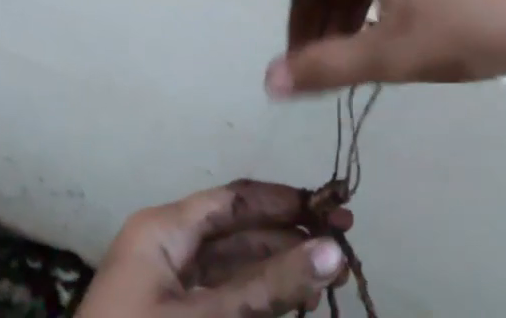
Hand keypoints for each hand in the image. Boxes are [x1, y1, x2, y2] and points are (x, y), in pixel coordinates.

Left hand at [76, 179, 352, 316]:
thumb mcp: (209, 317)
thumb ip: (270, 287)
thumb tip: (334, 251)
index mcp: (163, 230)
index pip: (234, 200)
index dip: (286, 203)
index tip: (335, 213)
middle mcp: (164, 248)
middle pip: (236, 231)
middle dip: (289, 239)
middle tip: (342, 250)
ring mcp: (163, 288)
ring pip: (232, 268)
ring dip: (277, 272)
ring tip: (328, 280)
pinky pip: (219, 298)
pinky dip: (256, 300)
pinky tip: (293, 305)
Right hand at [265, 0, 505, 95]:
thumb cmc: (461, 26)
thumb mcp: (390, 56)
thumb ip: (326, 67)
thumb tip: (269, 79)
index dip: (297, 26)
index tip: (302, 67)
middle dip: (326, 19)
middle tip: (331, 65)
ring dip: (355, 9)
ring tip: (367, 50)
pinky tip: (408, 25)